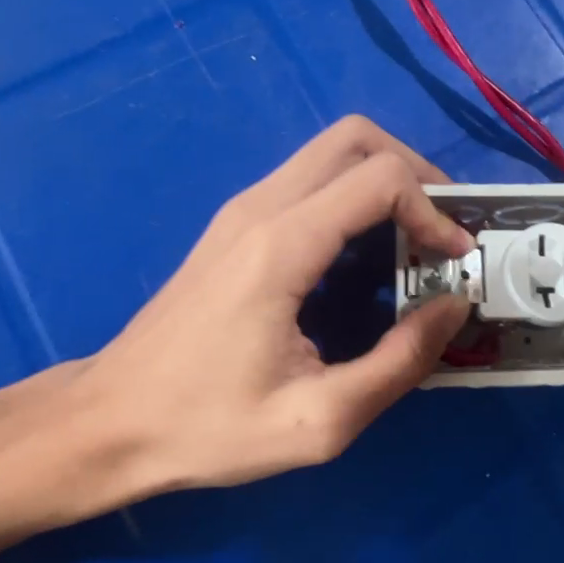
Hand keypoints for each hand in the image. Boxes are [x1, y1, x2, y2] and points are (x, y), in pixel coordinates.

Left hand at [59, 116, 472, 511]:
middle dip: (415, 169)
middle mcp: (262, 206)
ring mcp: (243, 207)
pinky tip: (367, 250)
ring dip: (384, 176)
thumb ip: (399, 363)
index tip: (455, 258)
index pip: (380, 178)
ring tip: (416, 235)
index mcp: (281, 246)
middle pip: (356, 136)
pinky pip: (309, 177)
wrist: (109, 420)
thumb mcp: (318, 421)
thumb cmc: (207, 426)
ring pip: (331, 148)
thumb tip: (454, 306)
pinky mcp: (236, 222)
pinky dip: (353, 192)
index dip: (433, 210)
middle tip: (442, 226)